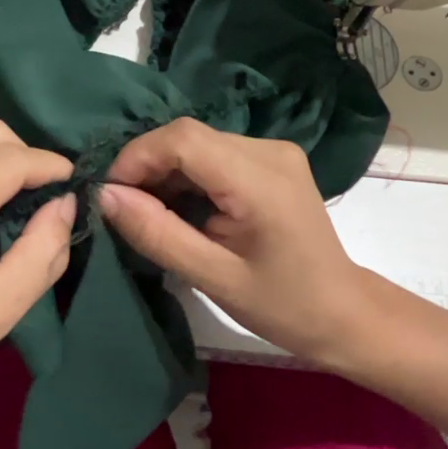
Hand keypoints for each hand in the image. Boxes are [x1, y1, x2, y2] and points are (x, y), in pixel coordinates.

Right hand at [99, 118, 378, 365]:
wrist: (343, 312)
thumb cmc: (282, 305)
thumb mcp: (212, 278)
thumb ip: (157, 233)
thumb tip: (105, 196)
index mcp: (260, 179)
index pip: (183, 138)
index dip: (138, 157)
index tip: (112, 195)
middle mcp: (269, 150)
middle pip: (188, 136)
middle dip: (148, 166)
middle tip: (127, 211)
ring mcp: (274, 151)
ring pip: (198, 143)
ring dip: (165, 172)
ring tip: (151, 214)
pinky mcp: (272, 160)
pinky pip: (214, 154)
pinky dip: (187, 176)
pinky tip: (181, 209)